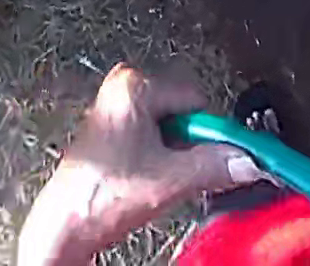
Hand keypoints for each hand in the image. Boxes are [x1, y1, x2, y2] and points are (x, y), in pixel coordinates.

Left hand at [17, 65, 252, 265]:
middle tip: (176, 170)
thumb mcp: (168, 180)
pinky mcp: (113, 120)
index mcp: (135, 84)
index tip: (224, 155)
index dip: (209, 132)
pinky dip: (158, 150)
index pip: (195, 98)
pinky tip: (146, 173)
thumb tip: (246, 160)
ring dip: (173, 148)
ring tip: (156, 174)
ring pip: (168, 121)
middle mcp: (124, 84)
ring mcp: (116, 101)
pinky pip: (152, 128)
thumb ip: (213, 166)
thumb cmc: (99, 197)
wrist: (63, 225)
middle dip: (187, 141)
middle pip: (182, 108)